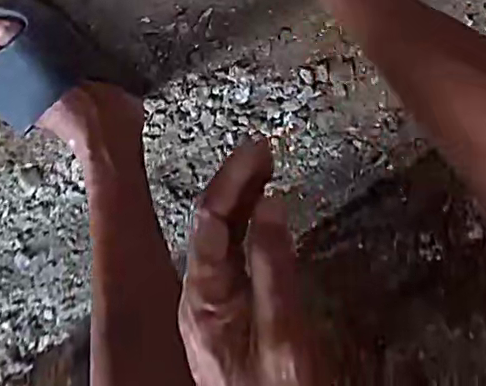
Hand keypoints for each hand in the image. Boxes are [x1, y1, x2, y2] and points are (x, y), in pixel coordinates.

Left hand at [179, 138, 320, 385]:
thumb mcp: (283, 338)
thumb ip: (274, 270)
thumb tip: (273, 205)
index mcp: (203, 296)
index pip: (210, 217)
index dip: (234, 177)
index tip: (258, 149)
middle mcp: (201, 291)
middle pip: (213, 218)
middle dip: (237, 178)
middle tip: (265, 148)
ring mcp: (214, 298)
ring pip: (224, 230)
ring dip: (244, 194)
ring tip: (267, 164)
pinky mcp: (231, 305)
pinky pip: (235, 249)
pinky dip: (251, 220)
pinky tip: (264, 206)